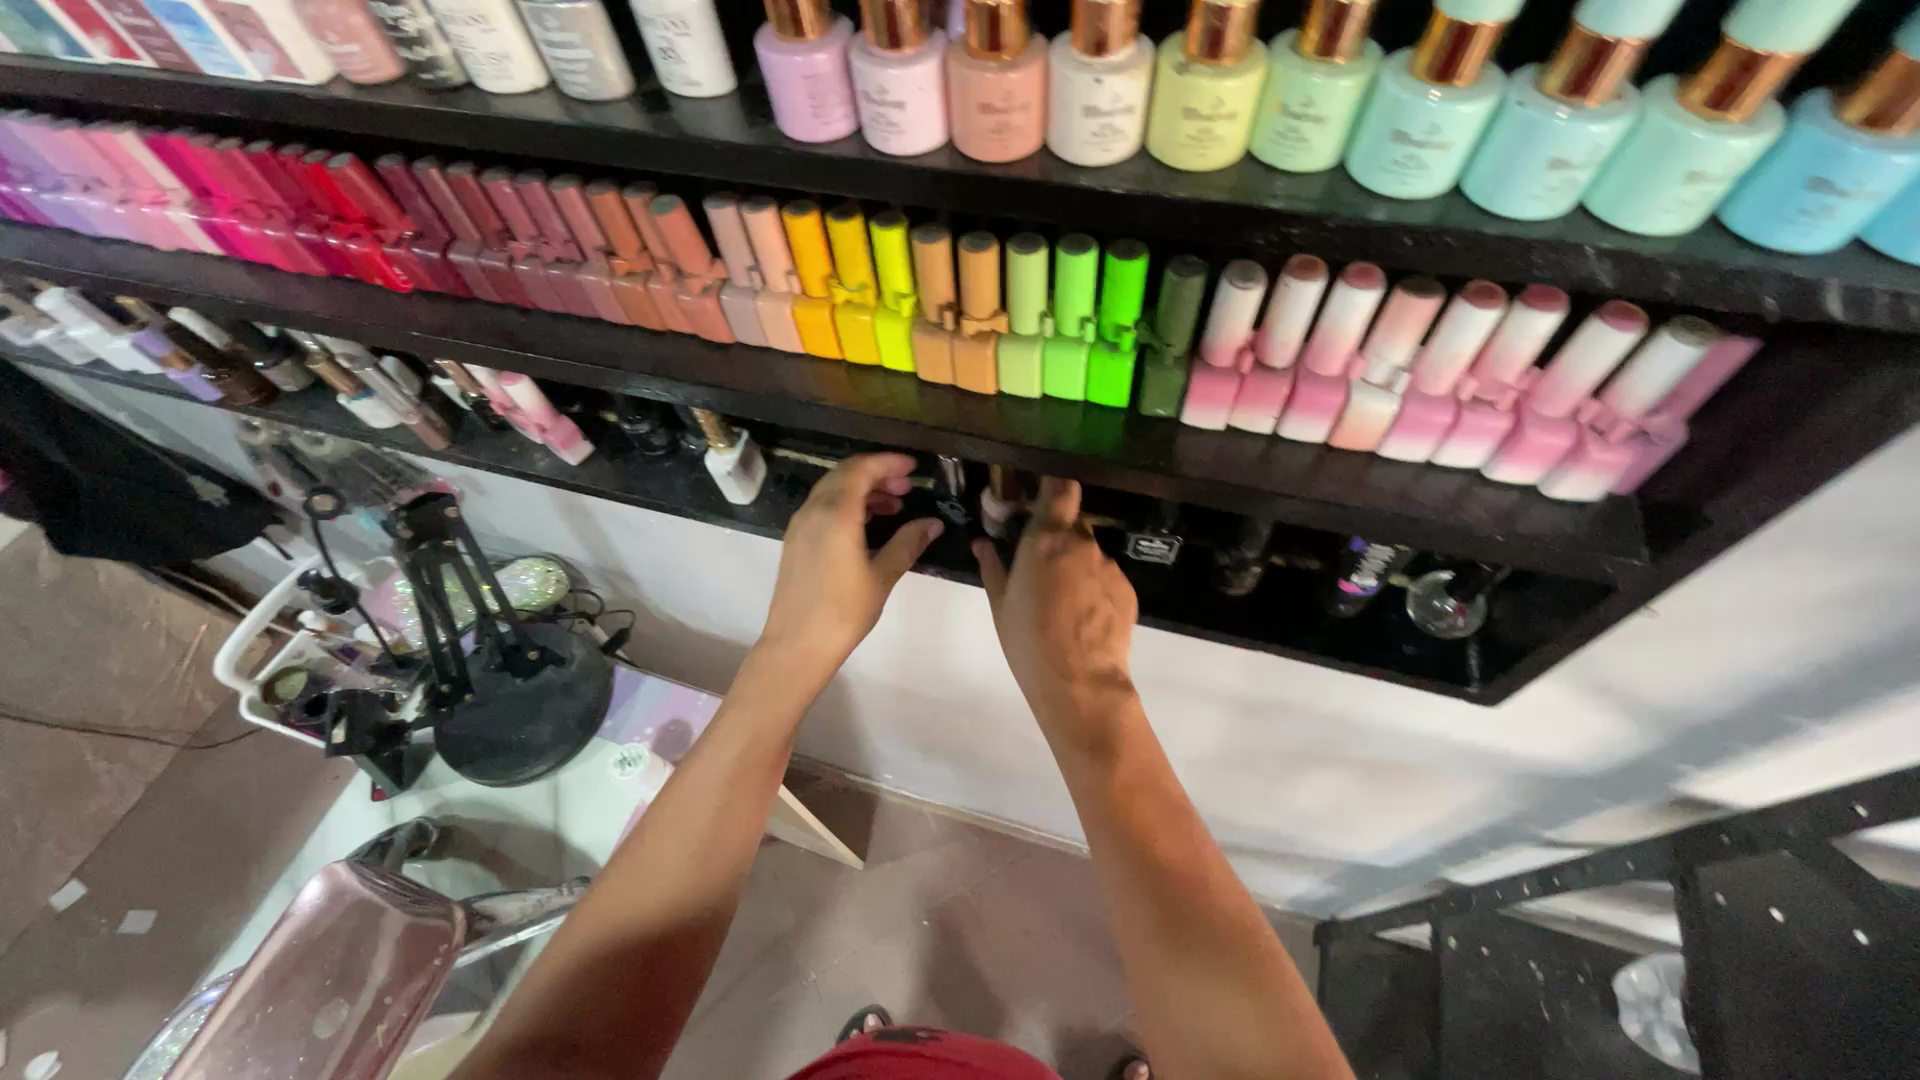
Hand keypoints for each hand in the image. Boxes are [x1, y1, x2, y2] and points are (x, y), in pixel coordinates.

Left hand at [759, 453, 942, 676]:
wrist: (796, 644)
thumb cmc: (844, 612)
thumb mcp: (882, 576)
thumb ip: (908, 543)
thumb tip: (933, 523)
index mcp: (836, 514)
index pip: (861, 470)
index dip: (888, 462)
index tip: (912, 467)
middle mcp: (813, 511)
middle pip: (844, 474)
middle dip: (876, 473)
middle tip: (906, 486)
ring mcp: (800, 525)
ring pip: (831, 490)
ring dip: (861, 489)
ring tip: (892, 505)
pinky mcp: (795, 541)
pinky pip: (822, 507)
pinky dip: (846, 504)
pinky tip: (866, 524)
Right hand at [974, 477, 1138, 736]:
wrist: (1078, 682)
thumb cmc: (1028, 641)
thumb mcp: (1000, 604)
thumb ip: (993, 566)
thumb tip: (982, 544)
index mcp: (1045, 539)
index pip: (1061, 488)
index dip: (1055, 486)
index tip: (1044, 494)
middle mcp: (1081, 544)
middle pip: (1073, 524)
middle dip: (1059, 538)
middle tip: (1044, 566)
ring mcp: (1108, 566)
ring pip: (1090, 554)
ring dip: (1078, 566)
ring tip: (1065, 601)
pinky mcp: (1127, 589)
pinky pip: (1106, 577)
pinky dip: (1096, 588)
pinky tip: (1085, 616)